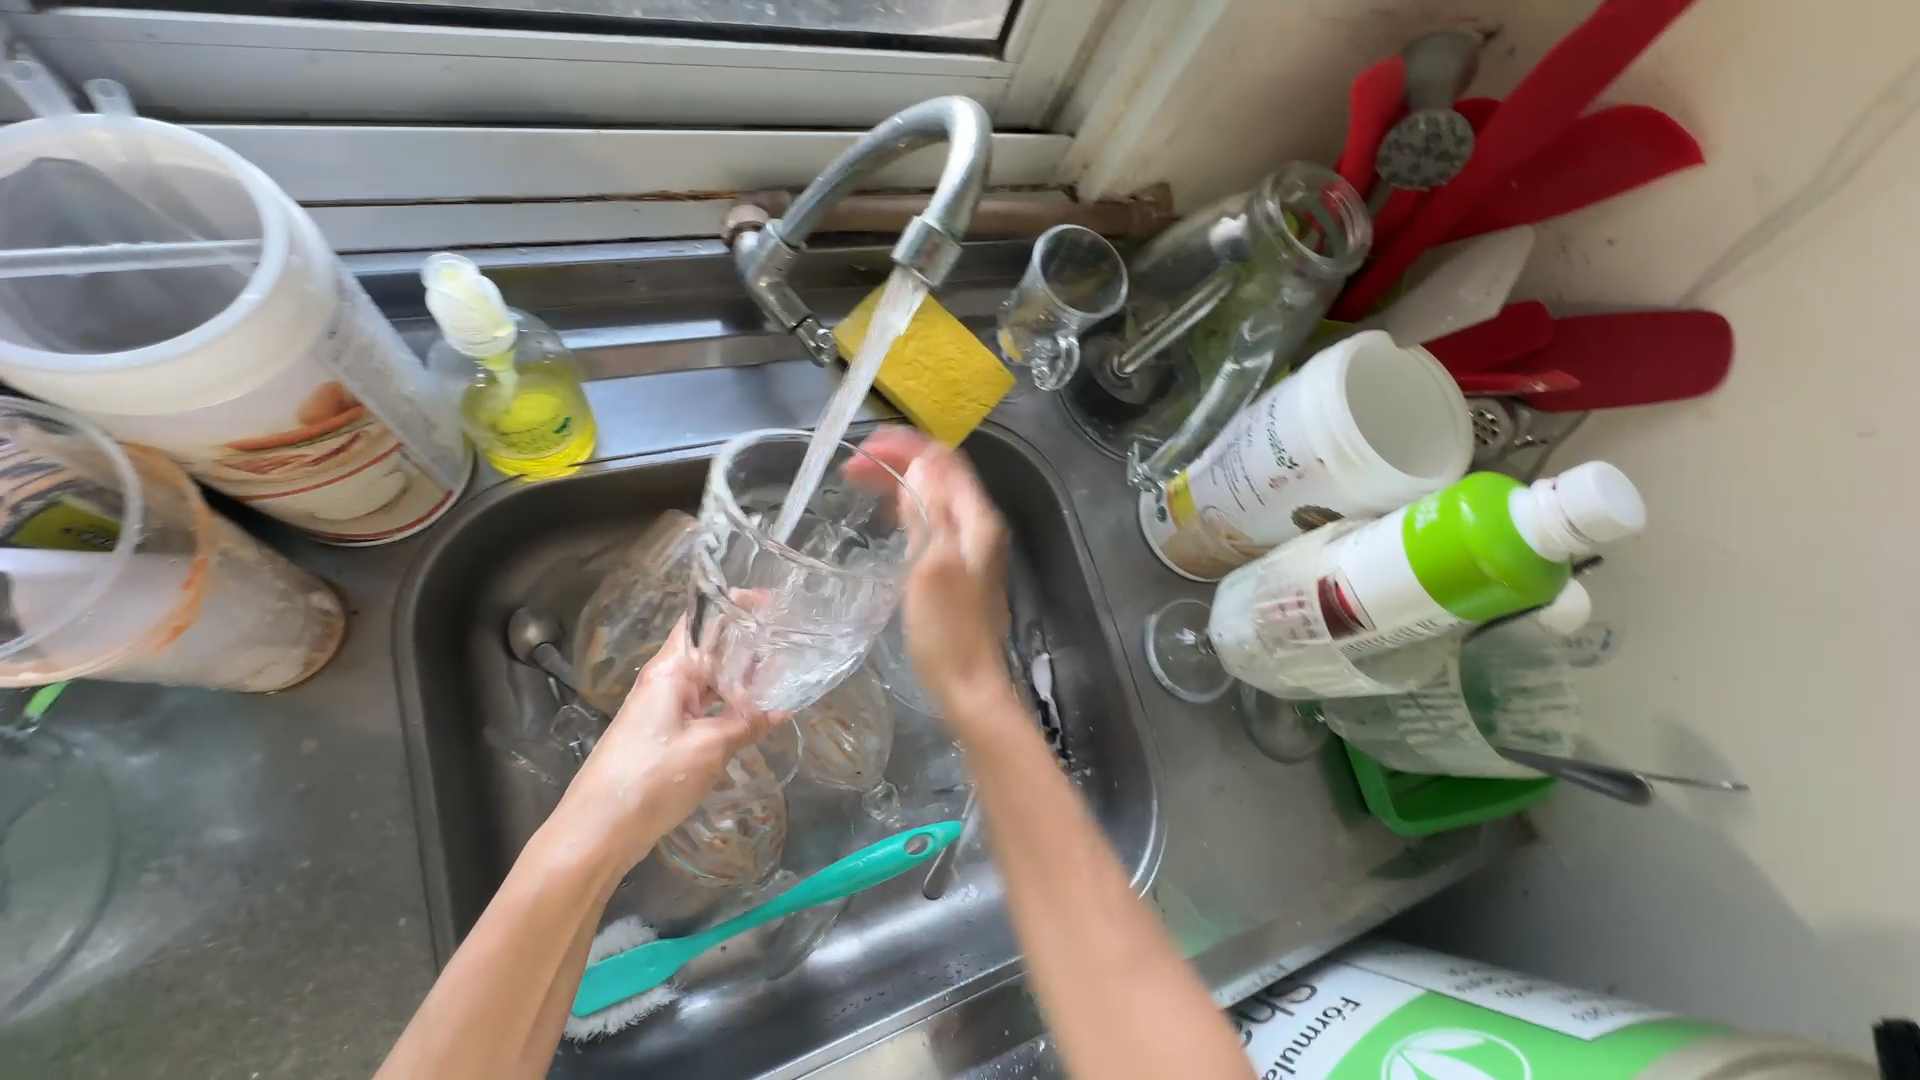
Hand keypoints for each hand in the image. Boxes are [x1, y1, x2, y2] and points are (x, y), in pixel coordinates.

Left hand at [555, 618, 776, 866]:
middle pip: (710, 650)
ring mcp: (662, 709)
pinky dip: (728, 708)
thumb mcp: (711, 748)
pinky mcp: (663, 735)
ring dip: (740, 680)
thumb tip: (781, 709)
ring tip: (783, 676)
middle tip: (790, 644)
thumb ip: (747, 723)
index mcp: (671, 670)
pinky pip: (702, 708)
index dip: (734, 605)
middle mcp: (665, 681)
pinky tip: (755, 717)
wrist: (597, 831)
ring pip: (708, 682)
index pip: (701, 620)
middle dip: (747, 646)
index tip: (771, 603)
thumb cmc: (651, 778)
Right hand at [852, 427, 1011, 721]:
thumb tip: (920, 462)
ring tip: (860, 483)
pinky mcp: (959, 569)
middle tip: (851, 468)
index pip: (945, 460)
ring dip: (901, 482)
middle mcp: (979, 527)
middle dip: (899, 461)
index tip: (863, 449)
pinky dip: (907, 508)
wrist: (969, 688)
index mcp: (977, 521)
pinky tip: (886, 519)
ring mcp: (971, 549)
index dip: (906, 446)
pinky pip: (933, 521)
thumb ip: (929, 511)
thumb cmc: (947, 632)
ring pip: (935, 496)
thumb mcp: (933, 566)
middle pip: (940, 474)